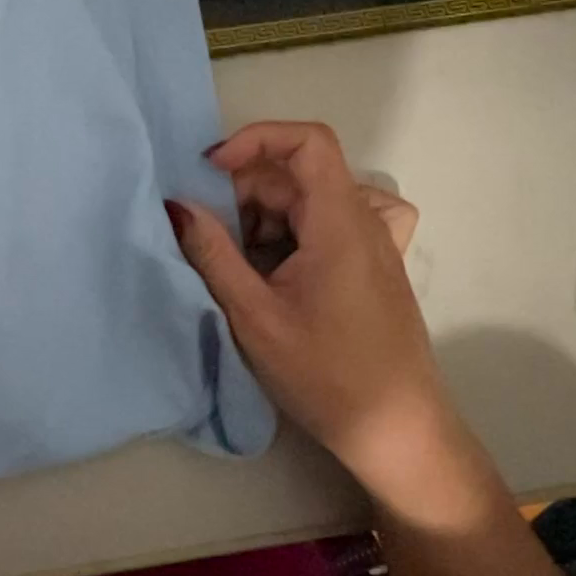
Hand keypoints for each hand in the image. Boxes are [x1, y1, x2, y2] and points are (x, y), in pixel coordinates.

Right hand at [167, 122, 453, 492]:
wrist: (400, 437)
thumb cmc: (328, 376)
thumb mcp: (255, 316)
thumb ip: (212, 254)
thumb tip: (175, 205)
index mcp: (341, 224)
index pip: (308, 141)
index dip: (256, 139)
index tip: (212, 170)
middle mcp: (362, 221)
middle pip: (296, 173)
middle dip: (243, 192)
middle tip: (209, 237)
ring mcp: (372, 243)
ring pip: (306, 197)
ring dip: (261, 215)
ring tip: (236, 260)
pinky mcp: (370, 265)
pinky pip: (328, 220)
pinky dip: (292, 227)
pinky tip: (279, 259)